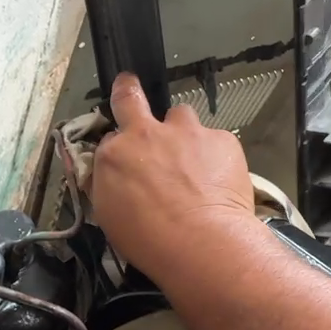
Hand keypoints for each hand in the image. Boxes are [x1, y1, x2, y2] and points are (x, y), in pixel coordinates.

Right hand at [93, 71, 257, 279]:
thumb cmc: (146, 239)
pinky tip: (219, 181)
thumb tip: (113, 174)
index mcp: (113, 154)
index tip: (124, 158)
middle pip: (131, 97)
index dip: (117, 146)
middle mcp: (145, 133)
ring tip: (192, 161)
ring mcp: (186, 132)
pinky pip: (215, 140)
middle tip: (129, 87)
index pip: (109, 138)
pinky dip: (215, 156)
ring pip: (181, 117)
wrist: (199, 242)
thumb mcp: (108, 214)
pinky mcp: (222, 139)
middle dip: (128, 89)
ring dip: (182, 133)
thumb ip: (108, 183)